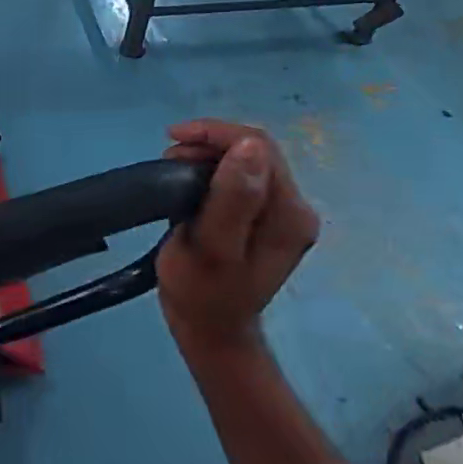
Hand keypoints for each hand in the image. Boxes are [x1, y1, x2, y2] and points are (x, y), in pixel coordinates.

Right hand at [157, 120, 319, 357]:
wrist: (209, 330)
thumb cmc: (202, 292)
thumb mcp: (211, 246)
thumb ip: (232, 198)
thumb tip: (248, 146)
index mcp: (289, 213)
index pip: (258, 146)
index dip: (215, 134)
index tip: (171, 140)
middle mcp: (295, 207)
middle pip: (255, 149)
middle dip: (208, 142)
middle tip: (168, 157)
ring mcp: (280, 212)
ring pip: (246, 158)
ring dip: (206, 153)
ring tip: (172, 167)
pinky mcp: (264, 216)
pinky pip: (240, 174)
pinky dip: (210, 167)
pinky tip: (187, 179)